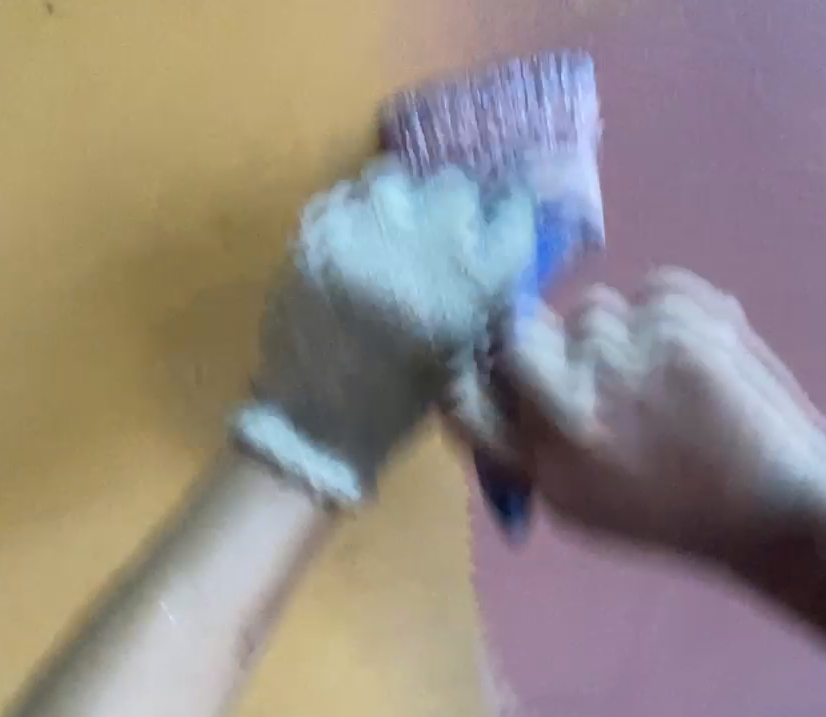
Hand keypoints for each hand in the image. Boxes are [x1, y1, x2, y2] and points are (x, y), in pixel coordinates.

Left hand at [236, 160, 534, 504]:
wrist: (313, 426)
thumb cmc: (395, 407)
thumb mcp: (459, 357)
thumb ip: (483, 296)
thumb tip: (495, 240)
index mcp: (466, 288)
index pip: (512, 210)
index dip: (510, 211)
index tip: (501, 218)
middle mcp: (419, 249)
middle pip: (455, 186)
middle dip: (456, 208)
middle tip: (443, 234)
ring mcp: (361, 235)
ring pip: (398, 180)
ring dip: (404, 204)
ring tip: (394, 235)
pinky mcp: (314, 234)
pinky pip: (348, 196)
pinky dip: (359, 214)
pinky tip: (358, 245)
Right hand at [462, 268, 825, 565]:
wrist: (775, 503)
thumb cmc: (670, 511)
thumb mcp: (577, 506)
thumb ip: (526, 450)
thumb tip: (487, 390)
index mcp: (545, 459)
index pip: (465, 394)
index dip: (473, 374)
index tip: (495, 372)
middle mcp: (574, 402)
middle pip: (517, 332)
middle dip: (539, 341)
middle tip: (582, 362)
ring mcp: (628, 353)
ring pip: (590, 308)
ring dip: (611, 332)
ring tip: (657, 374)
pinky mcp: (682, 316)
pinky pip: (649, 291)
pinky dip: (664, 317)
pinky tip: (693, 358)